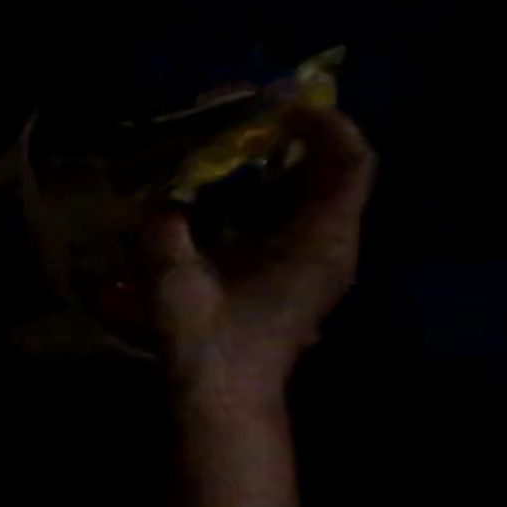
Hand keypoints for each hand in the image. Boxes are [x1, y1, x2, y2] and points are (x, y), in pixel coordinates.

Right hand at [146, 106, 375, 398]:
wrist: (222, 398)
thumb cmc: (208, 341)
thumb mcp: (174, 283)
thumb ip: (164, 231)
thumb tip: (158, 201)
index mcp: (318, 243)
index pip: (348, 165)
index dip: (324, 127)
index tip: (280, 107)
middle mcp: (329, 248)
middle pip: (328, 178)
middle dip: (288, 146)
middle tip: (237, 129)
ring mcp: (312, 267)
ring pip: (305, 202)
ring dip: (267, 176)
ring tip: (218, 161)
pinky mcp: (289, 281)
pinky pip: (284, 226)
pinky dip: (255, 206)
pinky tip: (211, 208)